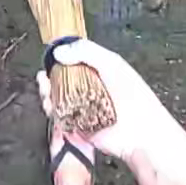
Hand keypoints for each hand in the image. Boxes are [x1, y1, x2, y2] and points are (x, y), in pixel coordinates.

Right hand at [36, 38, 185, 168]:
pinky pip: (60, 116)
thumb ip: (86, 51)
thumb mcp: (111, 63)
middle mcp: (90, 89)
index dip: (62, 57)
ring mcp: (84, 108)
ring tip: (45, 86)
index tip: (51, 55)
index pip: (75, 60)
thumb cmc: (135, 97)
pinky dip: (52, 109)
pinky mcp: (78, 125)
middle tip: (44, 73)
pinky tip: (50, 102)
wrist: (141, 133)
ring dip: (48, 92)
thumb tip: (60, 51)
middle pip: (63, 80)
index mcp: (100, 71)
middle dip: (51, 76)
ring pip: (58, 98)